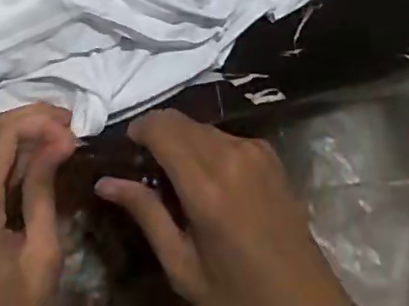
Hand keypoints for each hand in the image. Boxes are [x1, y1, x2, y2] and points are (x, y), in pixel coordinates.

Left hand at [0, 103, 78, 305]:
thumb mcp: (41, 253)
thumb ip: (44, 189)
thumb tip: (61, 138)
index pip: (2, 135)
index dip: (39, 121)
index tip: (73, 131)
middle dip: (33, 119)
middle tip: (70, 126)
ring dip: (24, 134)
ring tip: (61, 139)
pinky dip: (13, 155)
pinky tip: (40, 159)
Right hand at [95, 109, 349, 305]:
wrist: (303, 301)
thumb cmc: (236, 293)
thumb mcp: (183, 266)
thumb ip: (146, 215)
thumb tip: (105, 182)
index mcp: (207, 185)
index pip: (163, 127)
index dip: (139, 129)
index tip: (126, 148)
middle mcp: (232, 154)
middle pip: (182, 121)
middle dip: (158, 134)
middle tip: (145, 166)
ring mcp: (255, 149)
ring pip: (204, 127)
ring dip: (183, 140)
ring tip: (176, 177)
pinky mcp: (269, 152)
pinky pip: (227, 137)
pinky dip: (208, 147)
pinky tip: (209, 180)